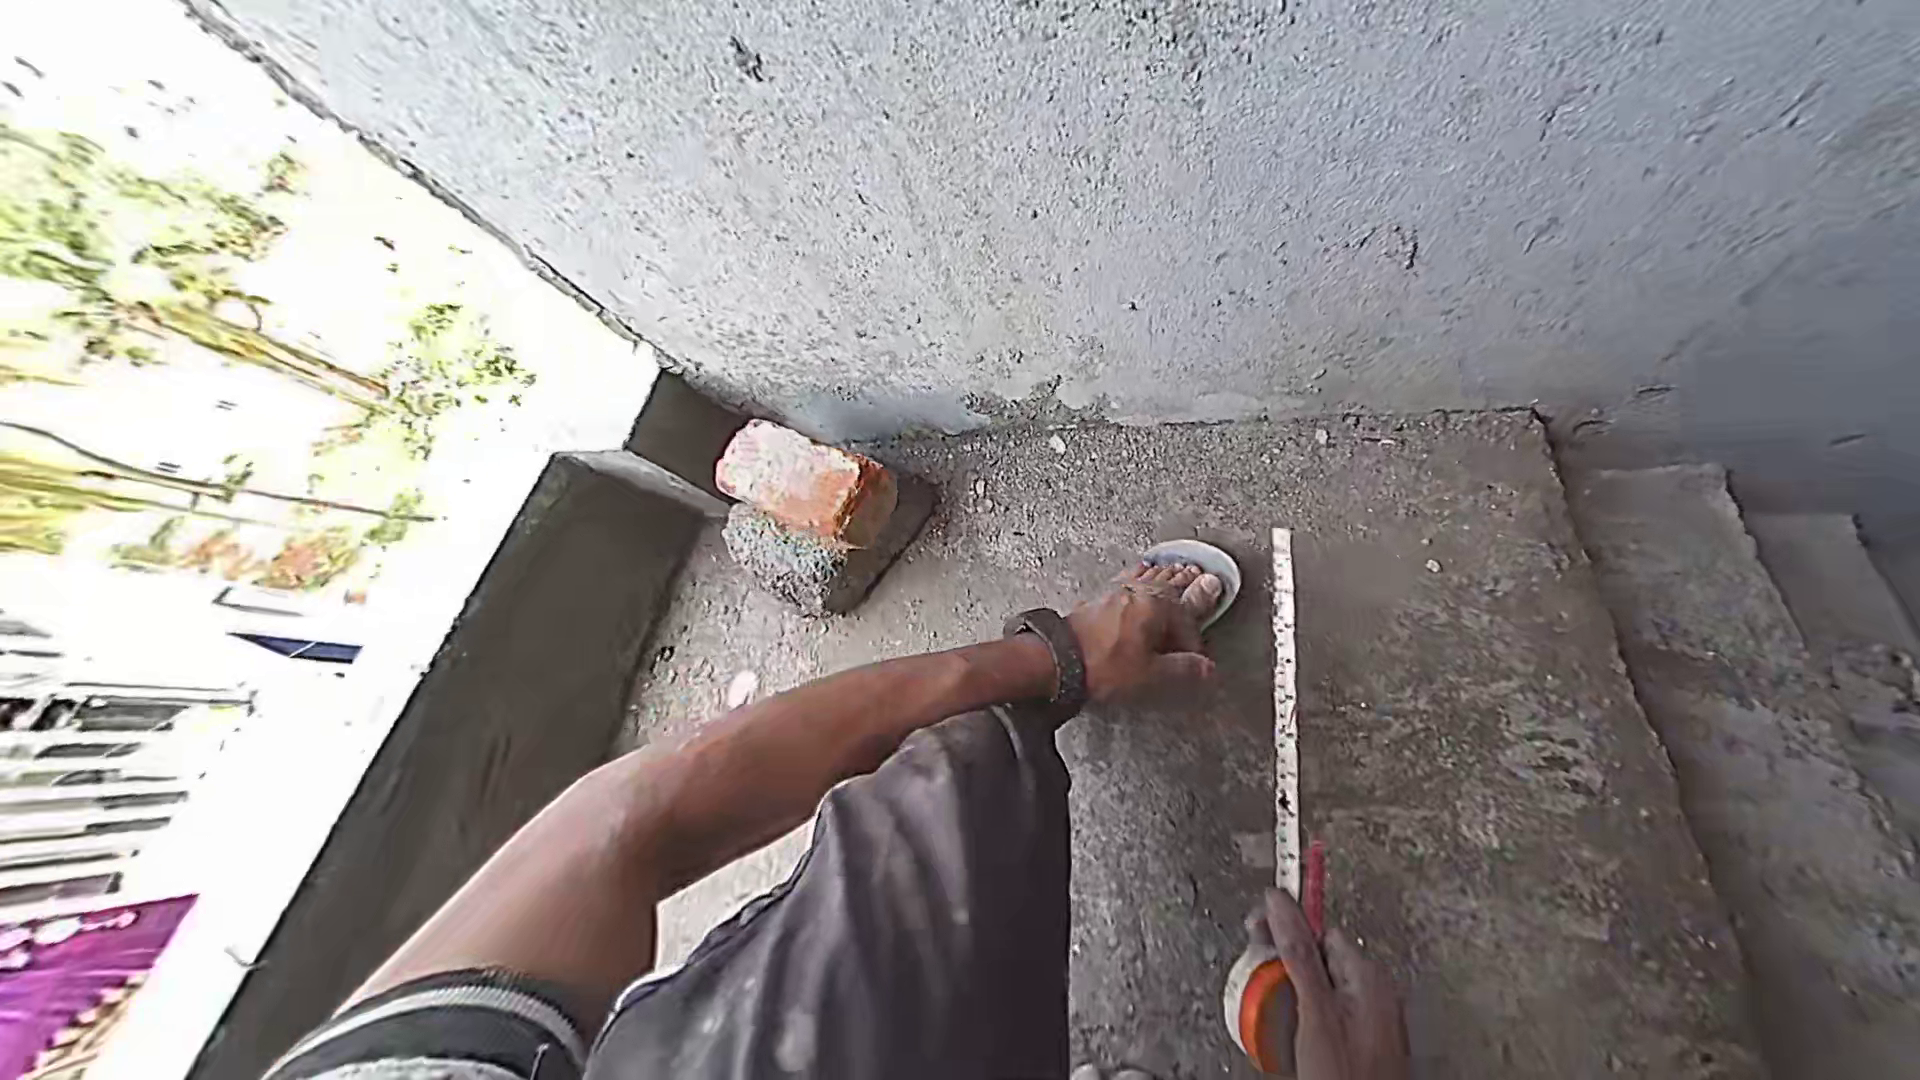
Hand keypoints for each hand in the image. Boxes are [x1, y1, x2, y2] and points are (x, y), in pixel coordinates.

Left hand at [1065, 561, 1218, 703]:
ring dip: (1161, 576)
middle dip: (1183, 584)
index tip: (1194, 660)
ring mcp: (1115, 592)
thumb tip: (1205, 667)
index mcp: (1155, 606)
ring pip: (1146, 579)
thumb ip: (1182, 668)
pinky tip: (1137, 572)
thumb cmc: (1104, 666)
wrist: (1059, 660)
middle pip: (1167, 585)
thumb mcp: (1150, 674)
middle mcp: (1136, 593)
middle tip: (1195, 574)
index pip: (1186, 620)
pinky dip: (1138, 576)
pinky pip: (1126, 580)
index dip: (1192, 643)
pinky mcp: (1099, 599)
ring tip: (1172, 568)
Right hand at [1256, 889, 1408, 1079]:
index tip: (1258, 934)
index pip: (1318, 928)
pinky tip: (1286, 1021)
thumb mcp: (1313, 1010)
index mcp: (1370, 978)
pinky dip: (1299, 1005)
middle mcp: (1375, 994)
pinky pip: (1321, 1005)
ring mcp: (1368, 1019)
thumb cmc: (1345, 1078)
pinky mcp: (1358, 1039)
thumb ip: (1296, 951)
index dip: (1284, 927)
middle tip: (1259, 972)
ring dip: (1286, 982)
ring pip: (1316, 979)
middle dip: (1282, 956)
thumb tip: (1278, 902)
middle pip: (1317, 952)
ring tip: (1268, 1001)